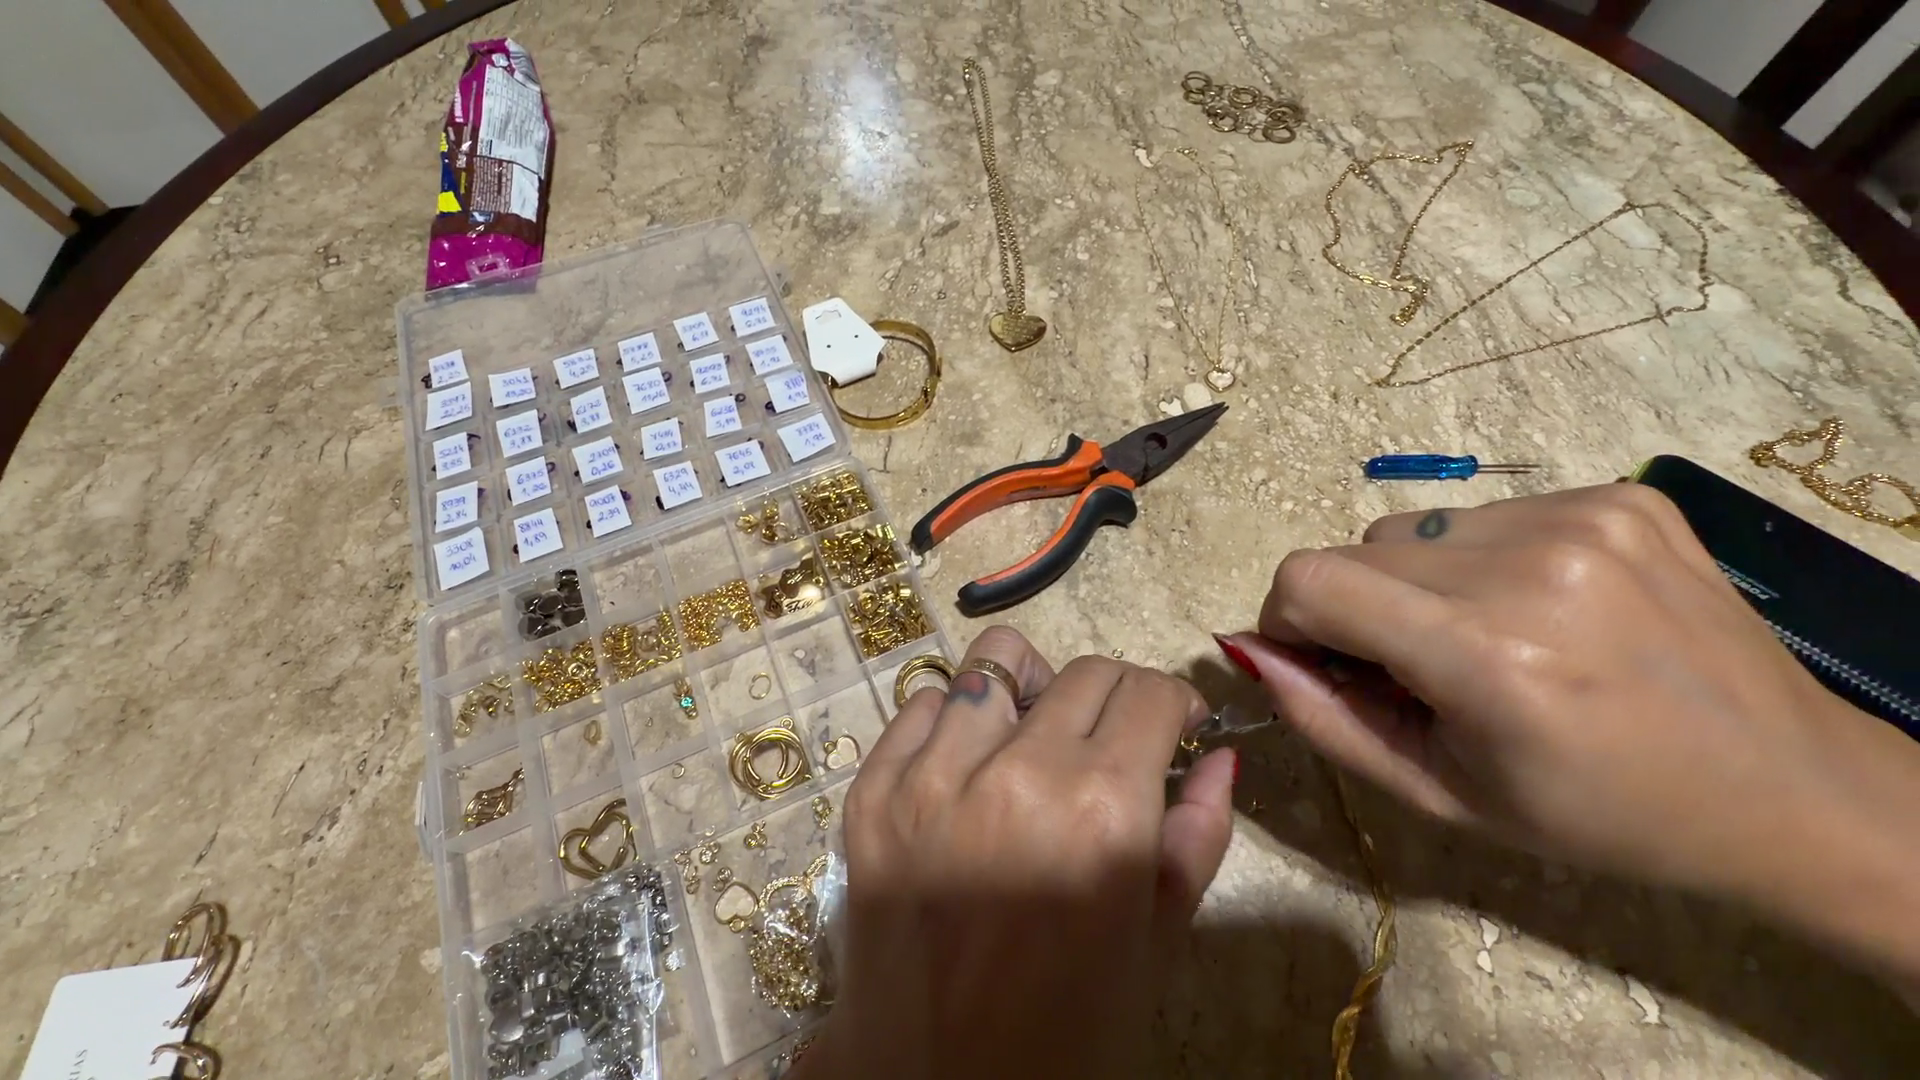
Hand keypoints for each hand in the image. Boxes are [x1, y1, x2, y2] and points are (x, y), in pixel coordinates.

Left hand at [796, 626, 1235, 1079]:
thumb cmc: (1066, 1024)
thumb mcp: (1156, 940)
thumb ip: (1198, 836)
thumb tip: (1218, 757)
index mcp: (1103, 810)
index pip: (1148, 693)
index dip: (1174, 700)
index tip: (1174, 721)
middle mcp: (1018, 774)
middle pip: (1082, 672)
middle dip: (1115, 693)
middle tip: (1111, 733)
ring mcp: (932, 778)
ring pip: (992, 663)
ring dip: (1030, 688)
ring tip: (1032, 730)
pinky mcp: (872, 791)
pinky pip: (919, 704)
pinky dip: (954, 717)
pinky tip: (966, 761)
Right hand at [1216, 485, 1919, 990]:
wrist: (1792, 789)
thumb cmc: (1599, 814)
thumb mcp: (1442, 794)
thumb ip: (1325, 719)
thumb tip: (1250, 649)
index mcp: (1488, 653)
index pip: (1310, 580)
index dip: (1287, 618)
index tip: (1318, 659)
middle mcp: (1532, 564)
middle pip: (1356, 550)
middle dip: (1357, 609)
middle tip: (1415, 667)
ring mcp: (1584, 516)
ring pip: (1414, 529)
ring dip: (1418, 582)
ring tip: (1487, 637)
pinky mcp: (1620, 494)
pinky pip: (1481, 515)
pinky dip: (1480, 562)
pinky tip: (1540, 609)